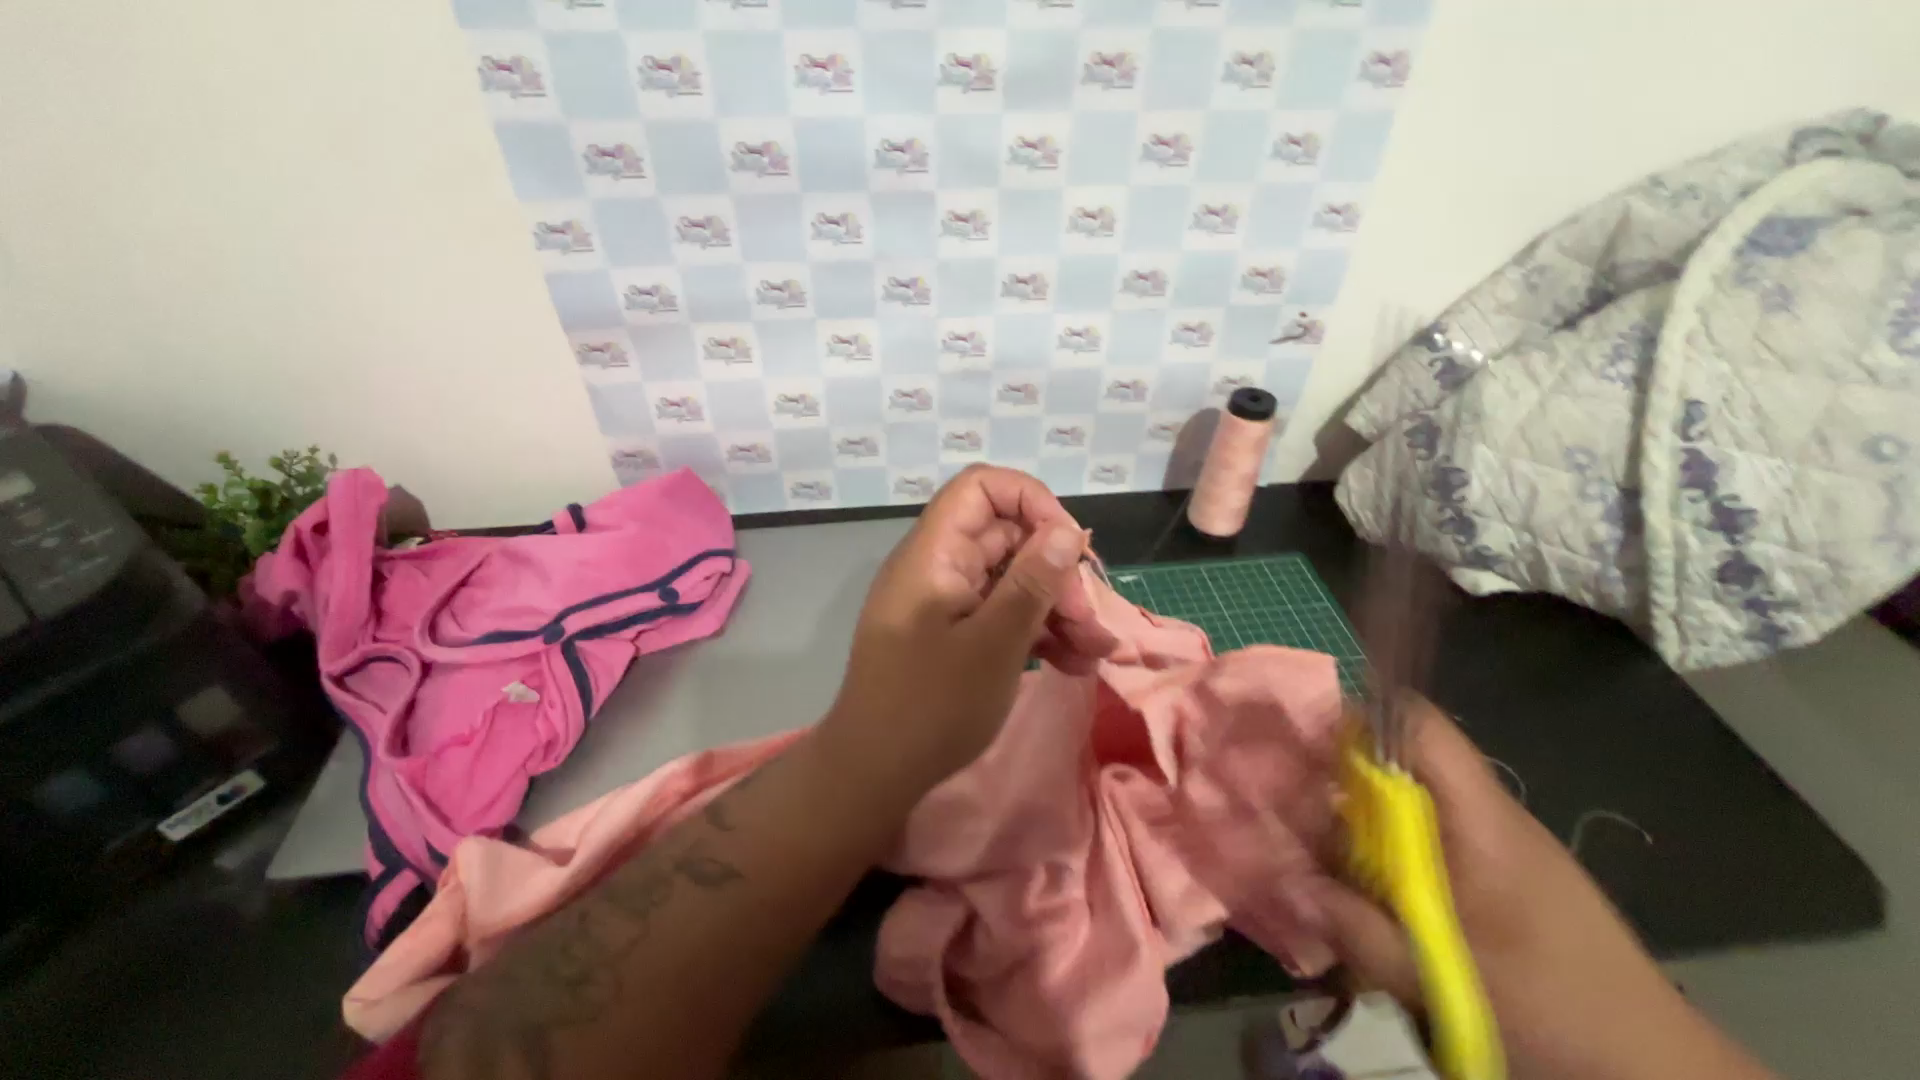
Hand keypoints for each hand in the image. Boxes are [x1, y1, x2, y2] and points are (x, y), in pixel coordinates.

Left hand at [821, 465, 1118, 788]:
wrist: (874, 773)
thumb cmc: (932, 706)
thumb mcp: (994, 644)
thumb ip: (1032, 583)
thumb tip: (1066, 530)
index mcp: (934, 553)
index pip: (981, 487)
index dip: (1031, 502)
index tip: (1068, 546)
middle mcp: (939, 567)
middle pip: (1007, 538)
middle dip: (1058, 572)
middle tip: (1089, 619)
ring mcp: (946, 603)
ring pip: (1012, 581)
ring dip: (1058, 609)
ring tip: (1097, 651)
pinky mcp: (954, 636)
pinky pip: (1002, 615)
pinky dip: (1038, 632)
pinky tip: (1074, 663)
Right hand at [1311, 700, 1774, 1079]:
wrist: (1656, 1072)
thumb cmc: (1555, 1011)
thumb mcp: (1446, 981)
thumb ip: (1360, 930)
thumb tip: (1289, 883)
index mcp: (1482, 819)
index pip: (1418, 726)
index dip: (1355, 716)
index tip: (1294, 740)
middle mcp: (1487, 819)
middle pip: (1400, 767)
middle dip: (1337, 783)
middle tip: (1285, 814)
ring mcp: (1495, 851)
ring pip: (1407, 811)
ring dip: (1357, 829)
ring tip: (1310, 862)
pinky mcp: (1497, 884)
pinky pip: (1425, 848)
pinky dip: (1384, 861)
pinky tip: (1361, 902)